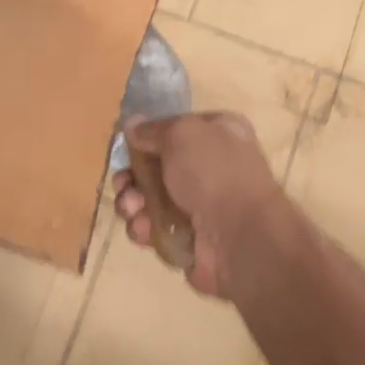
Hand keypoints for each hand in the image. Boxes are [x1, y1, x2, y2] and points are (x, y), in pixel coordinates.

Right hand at [112, 112, 290, 298]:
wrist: (241, 237)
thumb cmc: (213, 173)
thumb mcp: (181, 134)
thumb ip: (153, 129)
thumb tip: (132, 125)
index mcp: (219, 133)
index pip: (176, 129)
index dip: (148, 136)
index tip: (128, 145)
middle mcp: (212, 167)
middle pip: (157, 166)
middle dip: (132, 176)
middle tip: (123, 184)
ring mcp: (202, 206)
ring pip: (151, 199)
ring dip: (132, 203)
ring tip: (131, 209)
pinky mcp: (190, 239)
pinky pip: (156, 229)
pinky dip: (144, 228)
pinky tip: (143, 230)